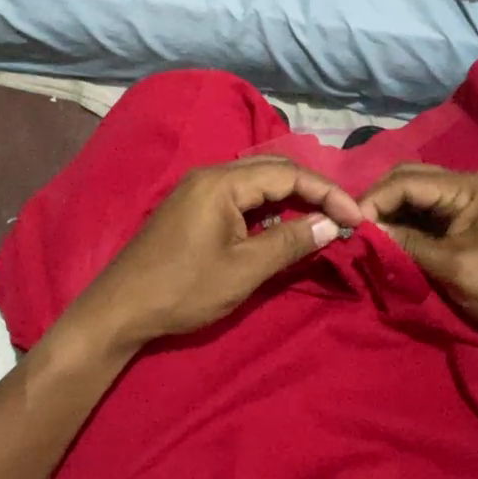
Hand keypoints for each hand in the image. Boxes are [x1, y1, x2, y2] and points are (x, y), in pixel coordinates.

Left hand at [65, 157, 362, 351]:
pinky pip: (239, 196)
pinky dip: (266, 207)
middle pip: (272, 170)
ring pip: (255, 182)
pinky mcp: (191, 207)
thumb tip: (330, 225)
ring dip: (290, 197)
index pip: (287, 174)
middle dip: (312, 190)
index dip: (327, 193)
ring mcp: (196, 190)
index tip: (357, 219)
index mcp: (221, 182)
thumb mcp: (244, 270)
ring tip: (321, 220)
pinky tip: (282, 226)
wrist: (121, 308)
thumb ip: (289, 242)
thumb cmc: (184, 289)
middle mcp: (209, 175)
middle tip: (344, 216)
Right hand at [359, 165, 477, 351]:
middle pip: (412, 181)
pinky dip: (410, 226)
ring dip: (393, 213)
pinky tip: (393, 241)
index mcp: (472, 186)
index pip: (408, 180)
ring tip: (368, 235)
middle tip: (353, 228)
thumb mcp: (456, 268)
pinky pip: (433, 216)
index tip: (348, 225)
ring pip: (420, 198)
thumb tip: (364, 230)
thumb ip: (407, 245)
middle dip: (380, 201)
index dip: (374, 199)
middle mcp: (472, 186)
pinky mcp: (476, 225)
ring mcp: (476, 205)